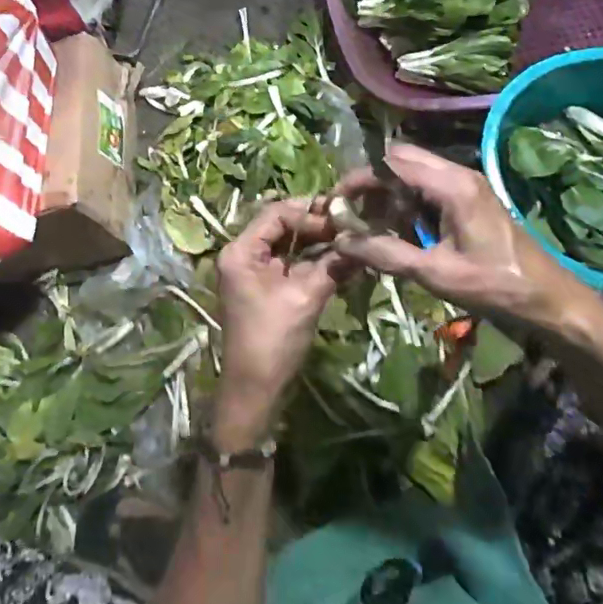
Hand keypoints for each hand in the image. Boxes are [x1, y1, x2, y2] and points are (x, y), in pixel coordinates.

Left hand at [212, 199, 348, 447]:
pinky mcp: (265, 288)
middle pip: (281, 227)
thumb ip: (332, 266)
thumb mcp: (305, 298)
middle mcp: (243, 255)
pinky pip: (290, 265)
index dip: (309, 214)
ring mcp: (253, 272)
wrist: (255, 389)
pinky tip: (342, 261)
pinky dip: (314, 262)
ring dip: (318, 244)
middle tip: (351, 226)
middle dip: (316, 227)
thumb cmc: (273, 340)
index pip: (275, 214)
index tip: (341, 221)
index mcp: (240, 251)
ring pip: (289, 246)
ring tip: (351, 241)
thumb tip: (362, 243)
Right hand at [331, 145, 602, 334]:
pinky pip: (427, 187)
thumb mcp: (436, 273)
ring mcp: (466, 185)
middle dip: (370, 183)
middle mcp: (458, 175)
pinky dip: (405, 202)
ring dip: (387, 193)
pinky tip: (395, 229)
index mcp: (452, 185)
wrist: (550, 299)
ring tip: (366, 224)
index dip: (359, 179)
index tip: (336, 202)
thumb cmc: (496, 286)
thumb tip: (340, 241)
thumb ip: (385, 254)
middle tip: (348, 212)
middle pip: (401, 161)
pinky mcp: (469, 199)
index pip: (391, 163)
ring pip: (413, 173)